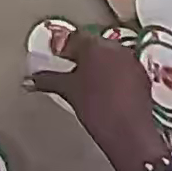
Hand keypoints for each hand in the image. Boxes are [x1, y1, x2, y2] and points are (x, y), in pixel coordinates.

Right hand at [26, 29, 164, 170]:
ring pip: (109, 55)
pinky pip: (122, 67)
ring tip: (87, 81)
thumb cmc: (96, 108)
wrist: (129, 133)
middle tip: (69, 70)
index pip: (74, 37)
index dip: (64, 48)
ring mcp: (131, 60)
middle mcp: (115, 47)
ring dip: (97, 64)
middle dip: (81, 55)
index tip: (57, 57)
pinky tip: (105, 90)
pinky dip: (112, 73)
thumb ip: (47, 80)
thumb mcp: (68, 91)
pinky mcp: (142, 75)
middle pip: (93, 44)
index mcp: (94, 45)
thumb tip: (28, 79)